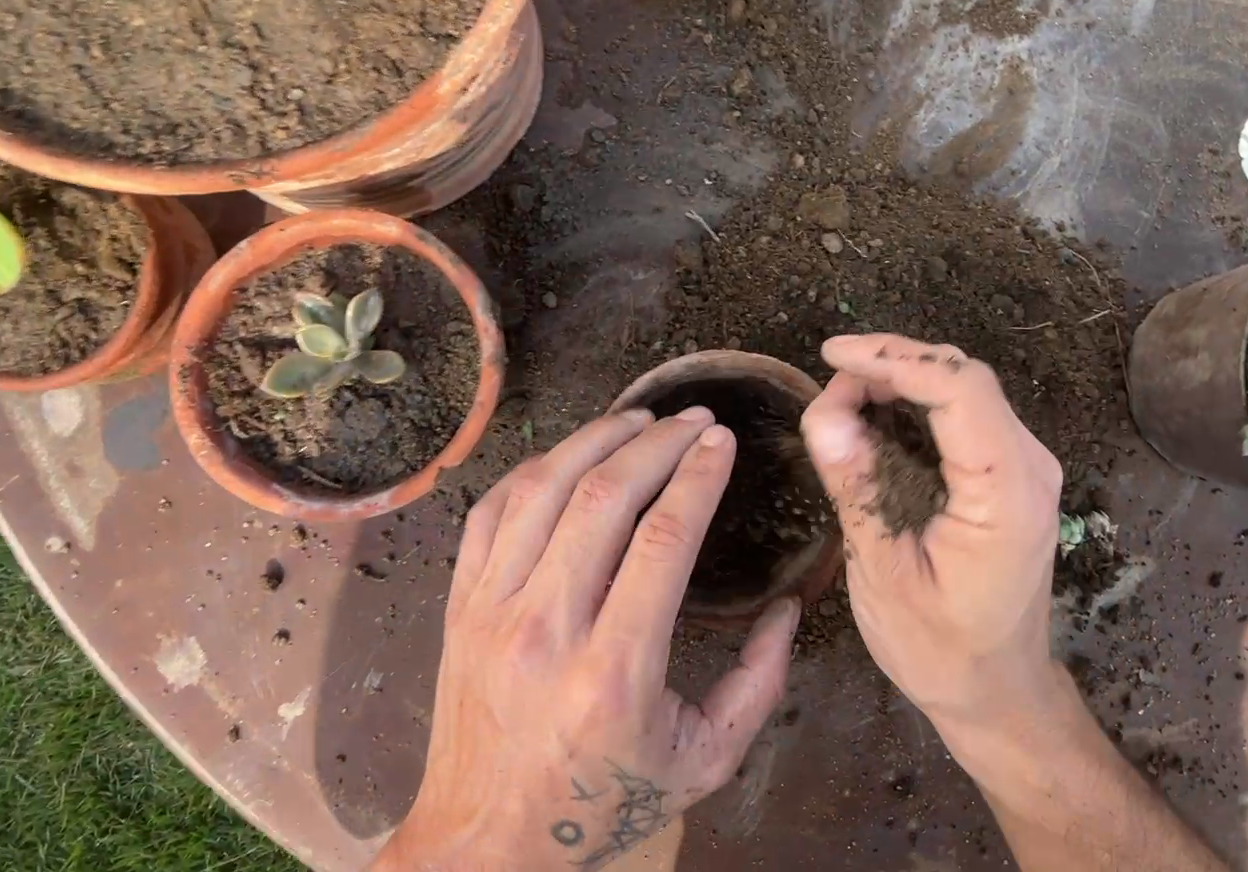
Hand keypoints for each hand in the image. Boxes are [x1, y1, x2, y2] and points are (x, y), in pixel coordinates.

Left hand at [373, 407, 802, 871]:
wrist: (485, 843)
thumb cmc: (604, 802)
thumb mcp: (705, 763)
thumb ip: (760, 684)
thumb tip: (787, 608)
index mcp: (614, 674)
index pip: (663, 540)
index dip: (698, 478)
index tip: (722, 443)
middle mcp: (546, 630)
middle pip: (604, 498)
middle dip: (659, 443)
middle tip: (695, 420)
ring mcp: (492, 612)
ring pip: (543, 489)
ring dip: (597, 439)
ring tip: (639, 418)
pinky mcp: (460, 605)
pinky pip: (492, 510)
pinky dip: (536, 469)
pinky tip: (572, 454)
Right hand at [799, 334, 1064, 726]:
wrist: (997, 691)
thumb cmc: (940, 648)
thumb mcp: (883, 575)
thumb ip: (856, 489)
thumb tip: (823, 413)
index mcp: (1006, 494)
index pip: (960, 391)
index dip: (894, 359)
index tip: (832, 355)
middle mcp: (1029, 467)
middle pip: (964, 379)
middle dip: (891, 363)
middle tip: (829, 378)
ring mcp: (1025, 467)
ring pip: (964, 389)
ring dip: (901, 378)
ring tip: (842, 394)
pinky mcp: (1009, 473)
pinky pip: (964, 413)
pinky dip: (915, 400)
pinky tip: (874, 411)